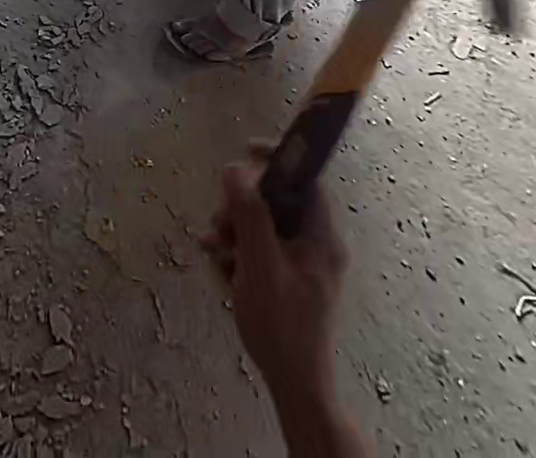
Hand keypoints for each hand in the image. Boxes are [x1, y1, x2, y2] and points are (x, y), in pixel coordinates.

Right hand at [202, 145, 347, 406]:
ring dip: (233, 230)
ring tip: (213, 247)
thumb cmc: (281, 323)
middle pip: (276, 200)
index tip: (247, 150)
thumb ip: (249, 214)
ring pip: (263, 224)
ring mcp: (302, 261)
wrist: (294, 385)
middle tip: (220, 224)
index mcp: (322, 234)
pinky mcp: (288, 278)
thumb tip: (234, 169)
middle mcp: (316, 242)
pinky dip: (237, 251)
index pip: (305, 177)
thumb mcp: (260, 264)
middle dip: (242, 205)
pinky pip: (260, 248)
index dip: (277, 158)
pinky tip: (218, 266)